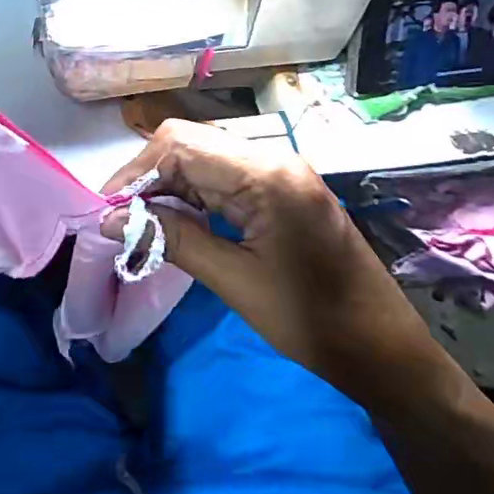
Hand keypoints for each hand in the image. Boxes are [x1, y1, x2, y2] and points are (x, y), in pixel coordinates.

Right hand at [100, 120, 442, 400]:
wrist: (385, 350)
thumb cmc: (312, 322)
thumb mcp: (234, 281)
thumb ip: (171, 239)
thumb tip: (109, 219)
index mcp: (266, 174)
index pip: (180, 144)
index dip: (136, 172)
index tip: (108, 210)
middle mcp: (274, 158)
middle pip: (190, 143)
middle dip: (149, 178)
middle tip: (122, 220)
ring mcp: (282, 172)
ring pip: (205, 158)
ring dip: (169, 186)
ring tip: (144, 225)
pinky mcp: (284, 189)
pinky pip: (225, 177)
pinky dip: (194, 195)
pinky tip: (179, 223)